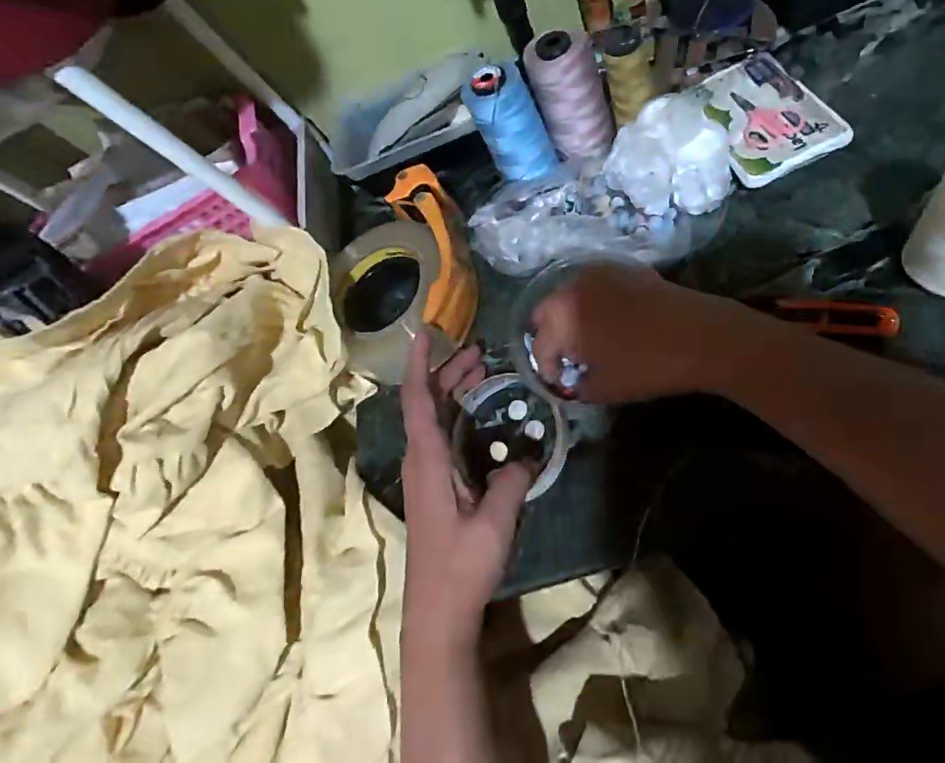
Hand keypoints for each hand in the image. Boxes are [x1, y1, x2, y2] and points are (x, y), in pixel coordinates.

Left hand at [400, 334, 534, 651]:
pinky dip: (458, 417)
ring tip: (482, 371)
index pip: (416, 399)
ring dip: (453, 392)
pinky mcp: (434, 487)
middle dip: (447, 371)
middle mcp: (420, 460)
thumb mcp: (494, 524)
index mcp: (427, 460)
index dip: (418, 363)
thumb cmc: (460, 566)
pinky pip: (442, 438)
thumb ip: (511, 483)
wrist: (437, 612)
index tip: (424, 332)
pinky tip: (481, 415)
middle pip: (426, 402)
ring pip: (434, 419)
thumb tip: (528, 454)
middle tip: (479, 351)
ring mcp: (424, 473)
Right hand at [528, 263, 741, 404]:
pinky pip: (596, 288)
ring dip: (572, 318)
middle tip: (570, 360)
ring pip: (571, 296)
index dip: (546, 368)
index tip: (559, 382)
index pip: (540, 343)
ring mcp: (600, 272)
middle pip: (549, 312)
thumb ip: (578, 386)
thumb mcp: (605, 388)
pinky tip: (613, 325)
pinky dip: (595, 305)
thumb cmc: (648, 364)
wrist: (704, 336)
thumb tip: (571, 381)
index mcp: (561, 313)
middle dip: (554, 337)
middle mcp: (574, 284)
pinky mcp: (625, 269)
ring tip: (590, 343)